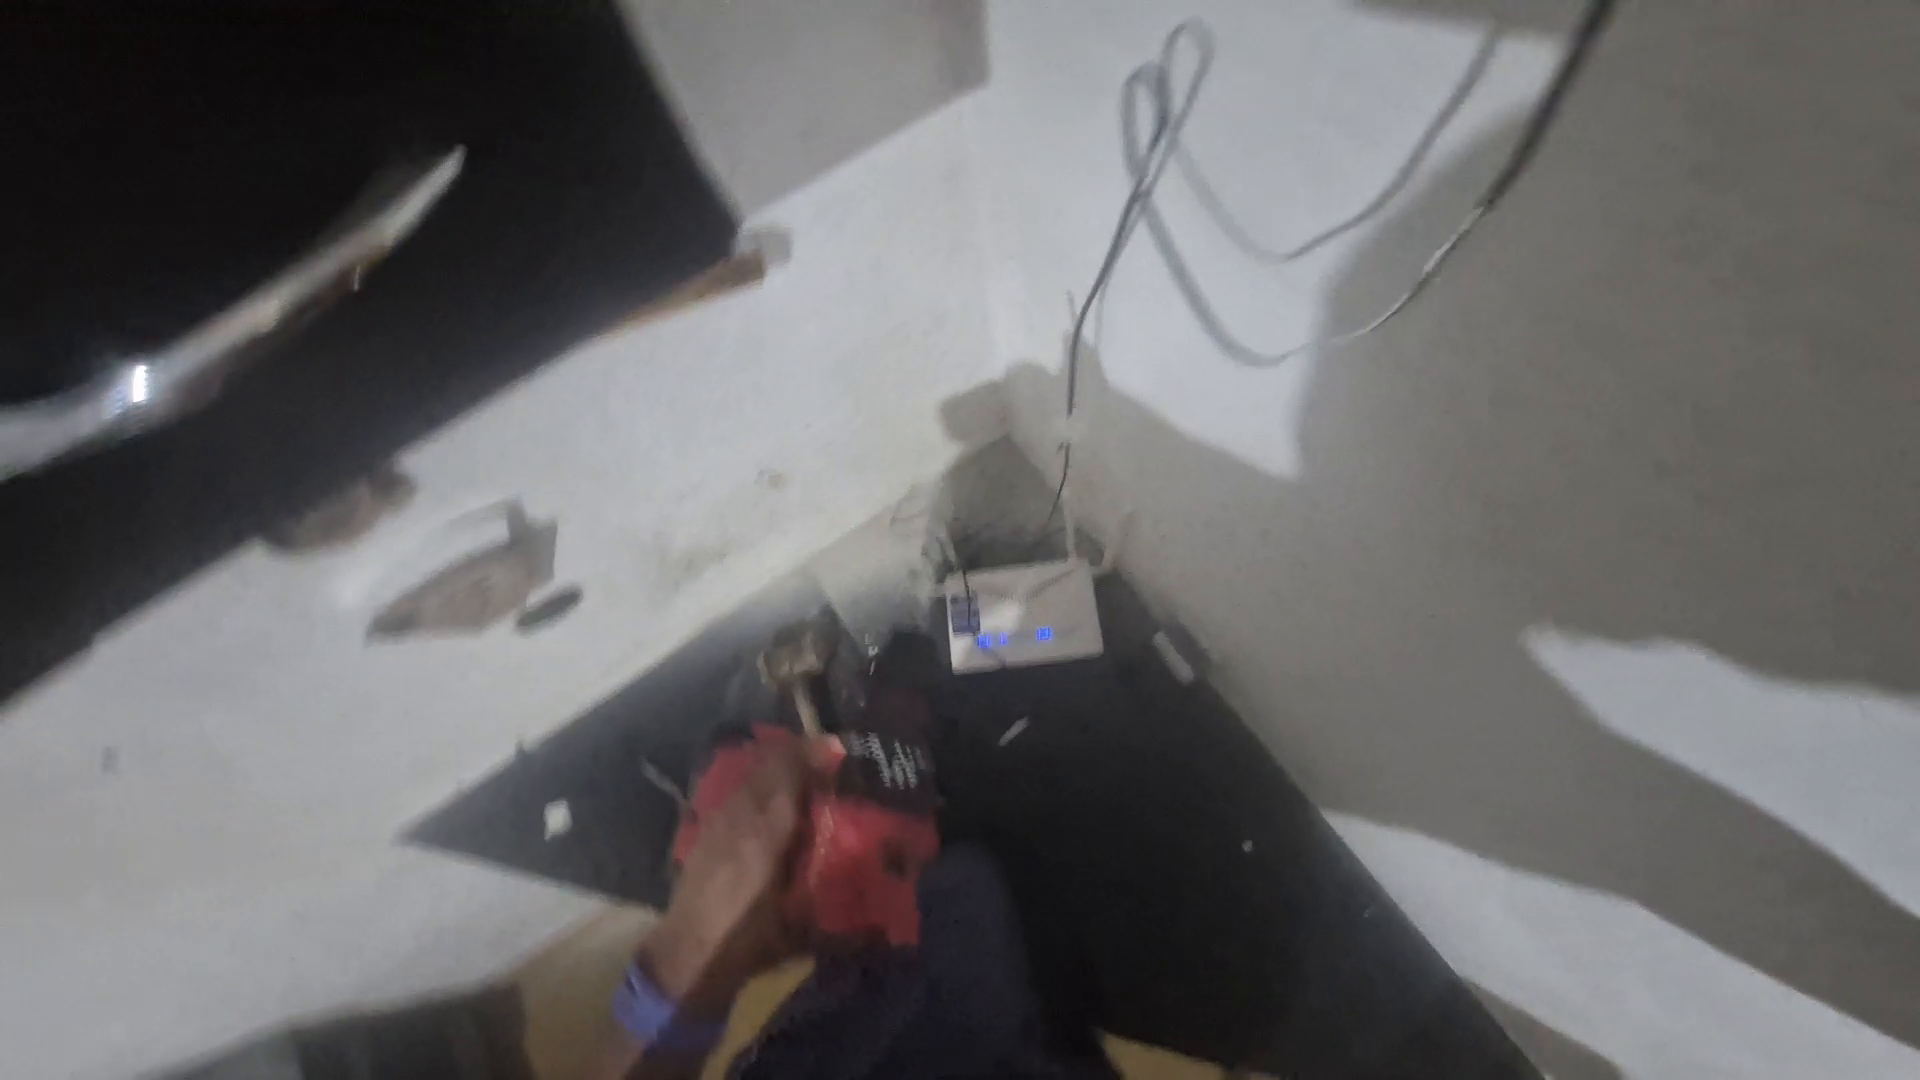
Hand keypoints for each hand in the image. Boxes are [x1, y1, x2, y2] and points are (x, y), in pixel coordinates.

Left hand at [639, 736, 813, 1016]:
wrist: (686, 958)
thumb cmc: (748, 943)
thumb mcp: (800, 929)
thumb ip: (837, 911)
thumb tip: (880, 916)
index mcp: (767, 834)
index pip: (789, 772)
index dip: (813, 753)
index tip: (838, 748)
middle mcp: (742, 816)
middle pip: (770, 764)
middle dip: (799, 752)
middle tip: (827, 757)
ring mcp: (720, 819)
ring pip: (752, 773)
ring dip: (779, 764)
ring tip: (803, 771)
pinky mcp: (707, 828)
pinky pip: (739, 789)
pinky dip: (760, 781)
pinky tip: (771, 796)